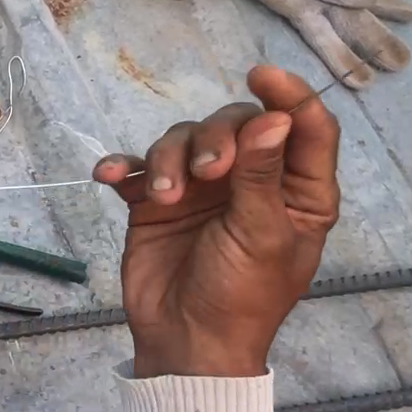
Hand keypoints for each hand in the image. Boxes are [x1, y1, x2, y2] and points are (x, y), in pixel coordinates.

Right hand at [92, 66, 340, 377]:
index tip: (261, 74)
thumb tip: (274, 118)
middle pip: (231, 127)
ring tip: (162, 197)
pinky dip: (121, 168)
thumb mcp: (262, 234)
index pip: (301, 129)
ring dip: (166, 161)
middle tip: (204, 173)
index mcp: (295, 189)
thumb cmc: (242, 293)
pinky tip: (109, 177)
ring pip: (179, 144)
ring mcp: (196, 190)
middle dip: (214, 140)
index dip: (287, 97)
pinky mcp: (151, 204)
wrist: (185, 336)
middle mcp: (246, 180)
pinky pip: (134, 171)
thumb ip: (261, 175)